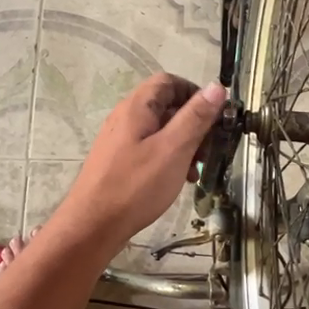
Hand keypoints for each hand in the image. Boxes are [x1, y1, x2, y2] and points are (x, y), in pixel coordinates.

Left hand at [48, 74, 226, 256]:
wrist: (92, 226)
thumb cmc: (135, 185)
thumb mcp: (173, 149)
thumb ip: (195, 117)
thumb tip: (216, 86)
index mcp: (137, 107)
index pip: (168, 82)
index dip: (194, 93)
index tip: (214, 116)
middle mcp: (125, 118)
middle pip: (166, 106)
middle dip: (193, 123)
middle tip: (209, 150)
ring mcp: (120, 141)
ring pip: (160, 130)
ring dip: (184, 144)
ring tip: (196, 170)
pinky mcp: (119, 162)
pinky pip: (150, 149)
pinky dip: (169, 158)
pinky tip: (178, 180)